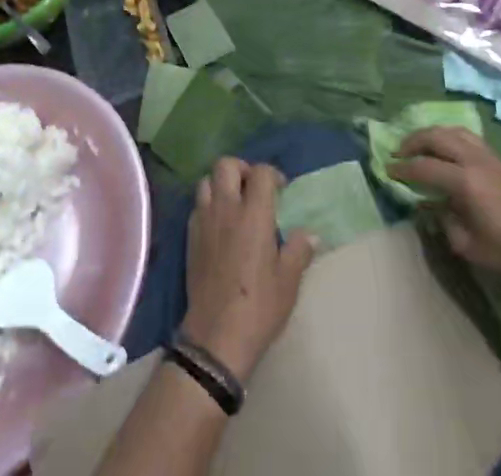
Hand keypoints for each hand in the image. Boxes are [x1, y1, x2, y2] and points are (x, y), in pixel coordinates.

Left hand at [178, 159, 316, 379]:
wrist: (217, 334)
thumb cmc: (259, 306)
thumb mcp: (288, 280)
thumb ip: (299, 250)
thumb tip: (310, 234)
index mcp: (254, 215)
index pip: (261, 173)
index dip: (273, 174)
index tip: (281, 190)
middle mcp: (225, 210)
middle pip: (225, 165)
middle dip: (242, 169)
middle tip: (254, 188)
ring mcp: (203, 221)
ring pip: (205, 182)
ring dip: (221, 184)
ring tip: (235, 203)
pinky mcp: (190, 237)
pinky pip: (197, 206)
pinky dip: (208, 204)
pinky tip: (220, 224)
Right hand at [390, 127, 500, 282]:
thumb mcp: (462, 241)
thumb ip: (440, 215)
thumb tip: (427, 201)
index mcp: (465, 182)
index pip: (423, 166)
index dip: (402, 169)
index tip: (387, 171)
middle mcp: (476, 161)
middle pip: (436, 136)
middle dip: (412, 142)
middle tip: (398, 153)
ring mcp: (490, 157)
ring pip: (453, 130)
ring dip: (432, 135)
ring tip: (419, 147)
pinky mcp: (499, 160)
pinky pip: (469, 137)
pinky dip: (450, 137)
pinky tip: (444, 151)